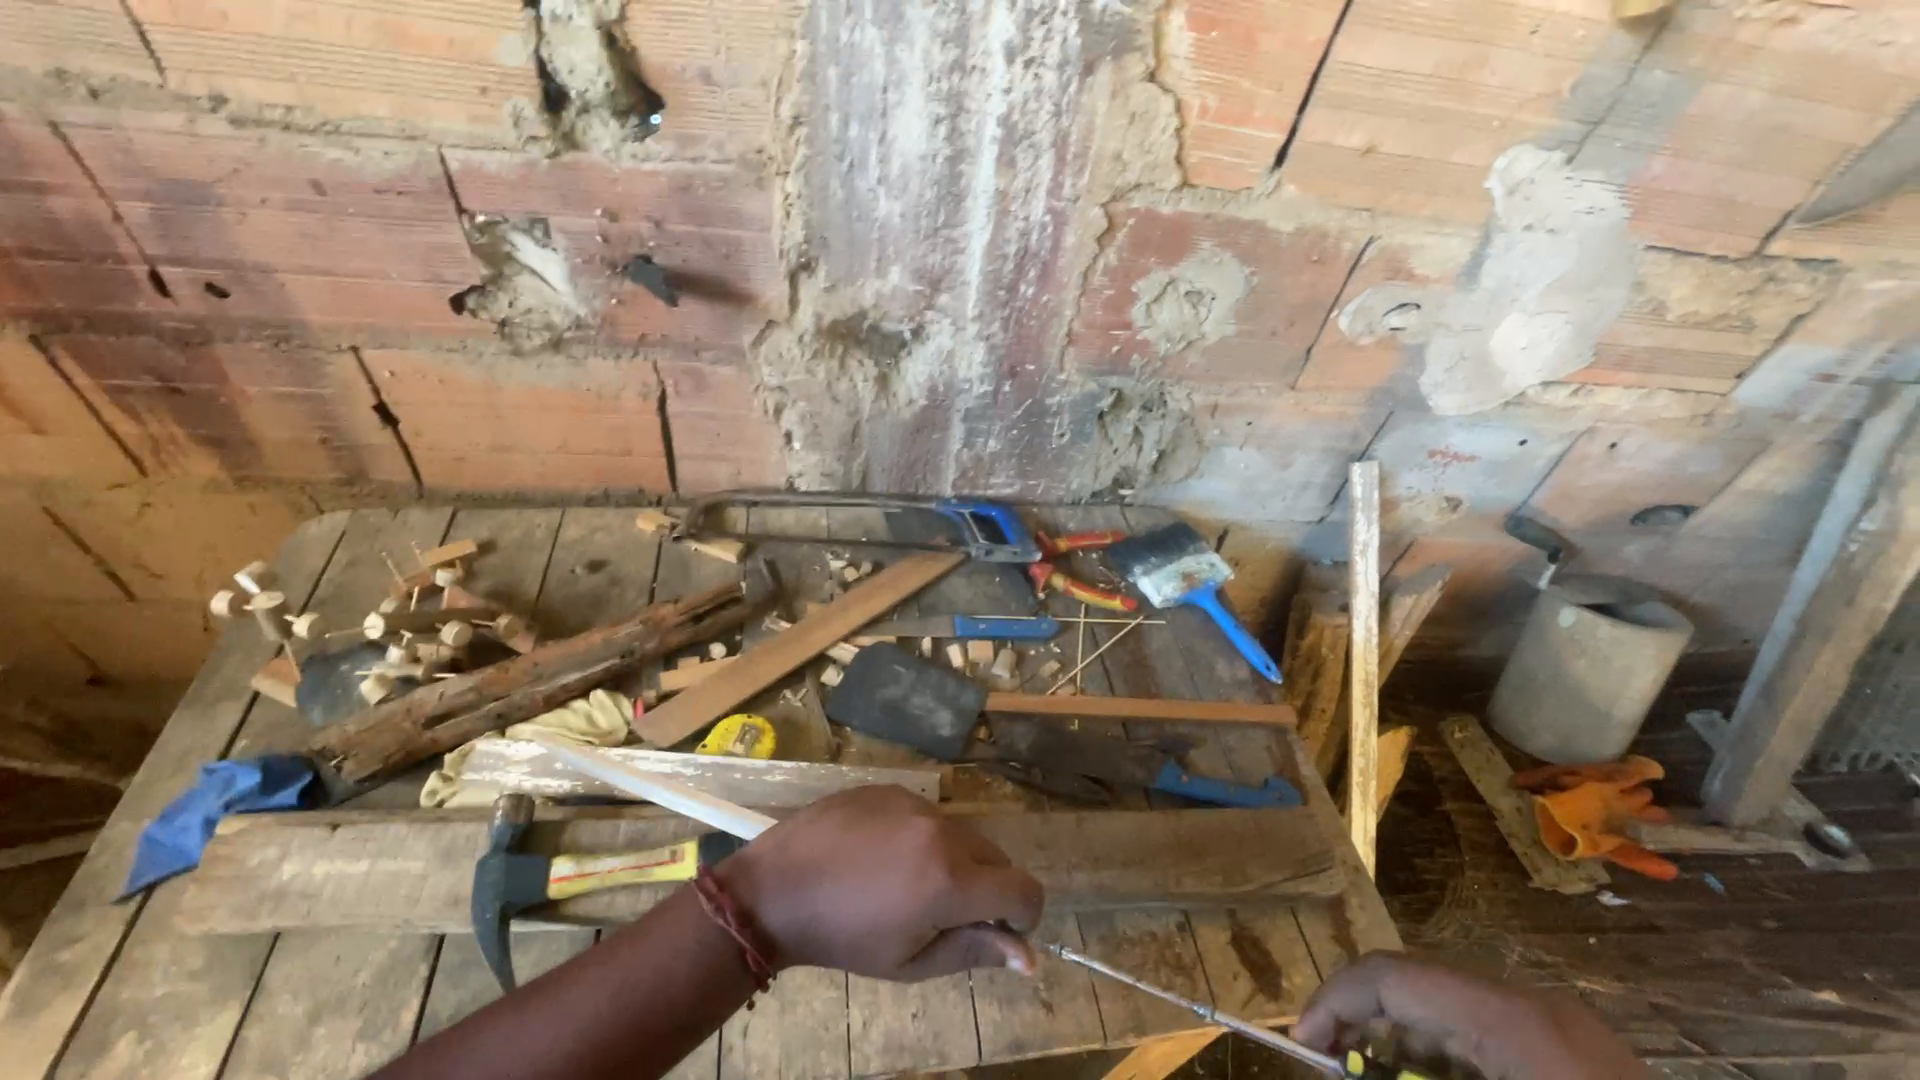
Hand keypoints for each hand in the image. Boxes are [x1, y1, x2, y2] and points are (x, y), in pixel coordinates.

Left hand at [713, 786, 1043, 980]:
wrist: (775, 888)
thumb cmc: (843, 937)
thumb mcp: (911, 960)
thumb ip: (975, 951)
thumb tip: (1028, 955)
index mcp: (951, 880)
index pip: (1024, 890)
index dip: (1022, 917)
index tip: (995, 931)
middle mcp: (943, 831)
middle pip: (998, 859)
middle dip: (988, 889)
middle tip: (944, 913)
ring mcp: (916, 803)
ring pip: (965, 834)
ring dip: (956, 860)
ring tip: (908, 883)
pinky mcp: (892, 788)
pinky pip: (930, 814)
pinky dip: (924, 837)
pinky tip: (885, 856)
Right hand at [1294, 953, 1649, 1078]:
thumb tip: (1338, 1071)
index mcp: (1506, 1017)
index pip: (1389, 976)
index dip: (1332, 1001)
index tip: (1304, 1049)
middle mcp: (1528, 1004)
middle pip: (1414, 983)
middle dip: (1360, 1019)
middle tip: (1329, 1065)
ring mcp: (1557, 1025)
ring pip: (1447, 1006)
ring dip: (1399, 1038)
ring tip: (1372, 1073)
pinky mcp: (1574, 1051)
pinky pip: (1483, 1032)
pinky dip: (1443, 1053)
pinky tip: (1432, 1079)